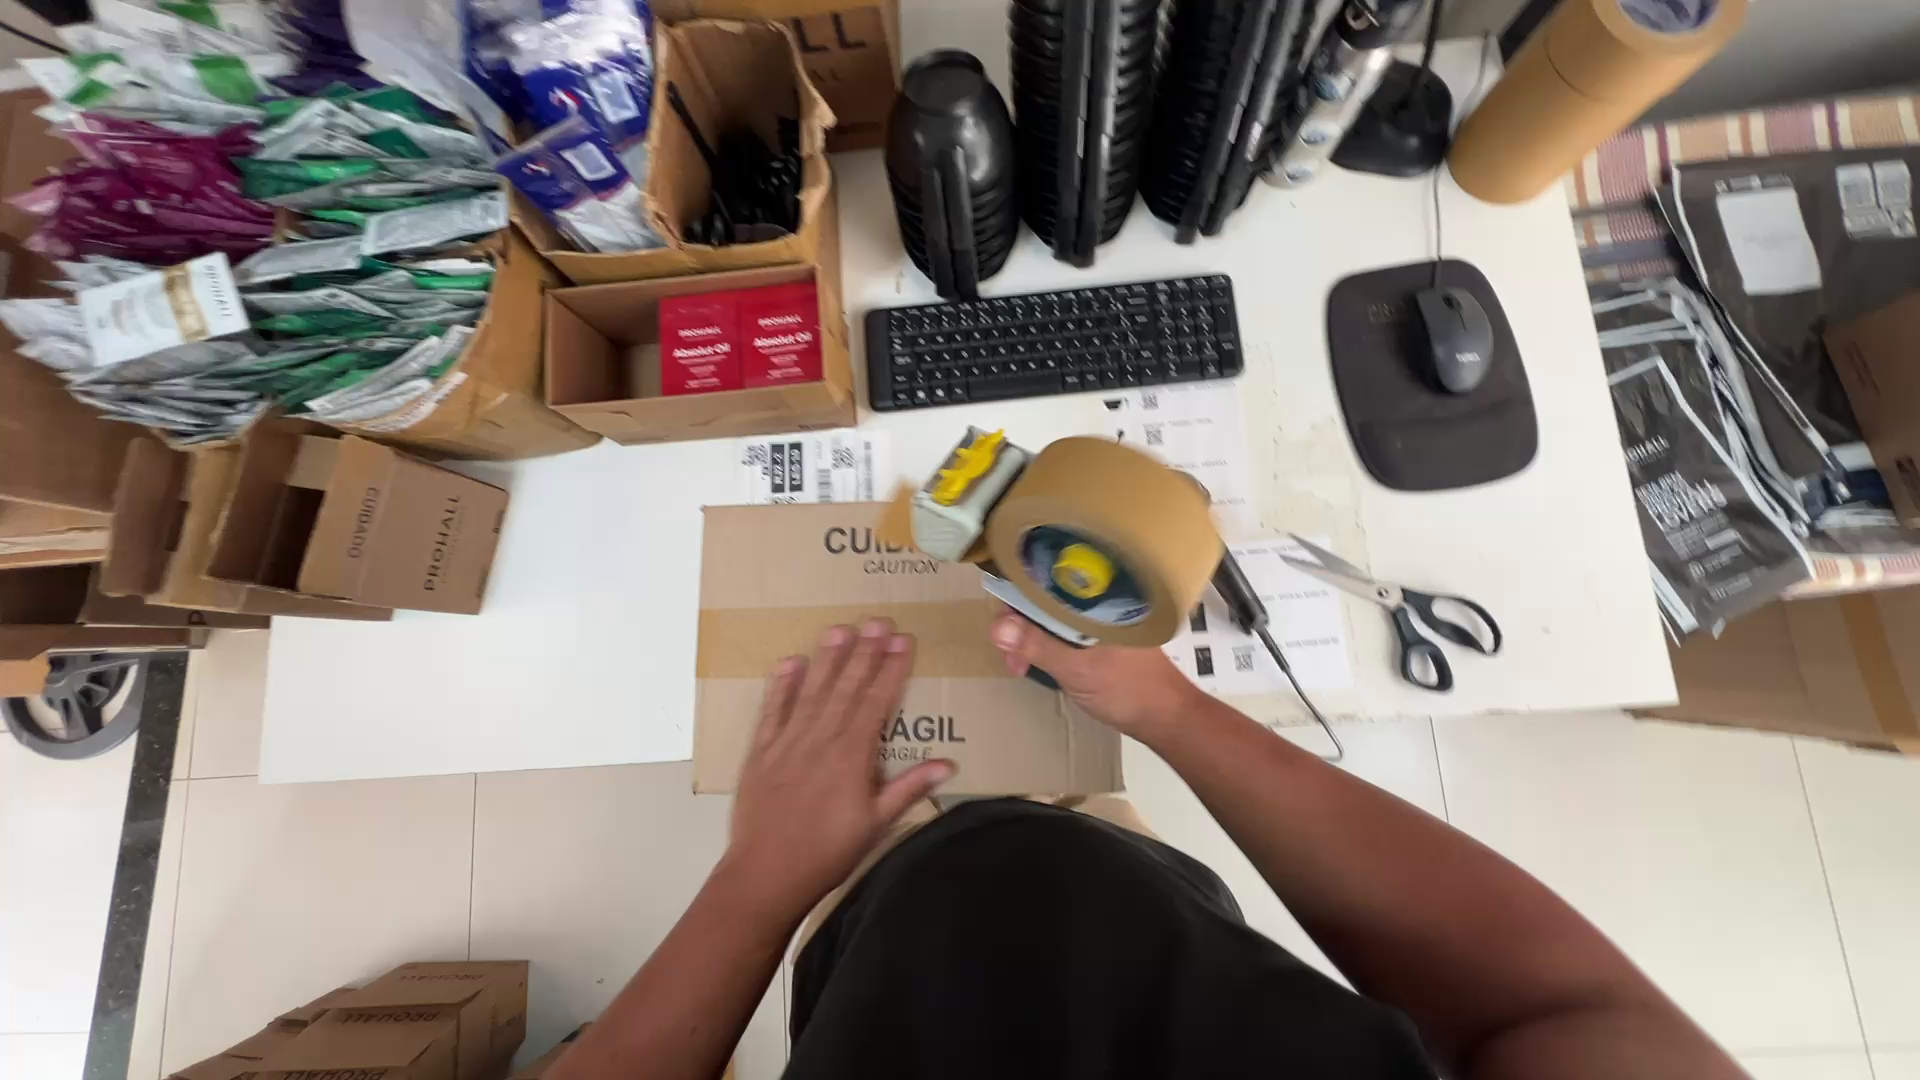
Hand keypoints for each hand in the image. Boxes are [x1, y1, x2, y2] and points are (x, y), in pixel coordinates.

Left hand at [720, 617, 955, 921]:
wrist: (765, 876)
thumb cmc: (827, 854)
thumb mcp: (876, 824)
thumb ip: (909, 789)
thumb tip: (948, 764)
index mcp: (852, 755)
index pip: (876, 701)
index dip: (891, 669)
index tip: (903, 640)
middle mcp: (821, 739)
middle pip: (846, 687)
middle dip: (864, 652)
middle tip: (877, 621)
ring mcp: (788, 742)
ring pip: (811, 691)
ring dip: (827, 658)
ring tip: (840, 628)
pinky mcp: (761, 752)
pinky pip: (772, 711)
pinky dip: (781, 686)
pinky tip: (790, 662)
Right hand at [990, 609, 1200, 736]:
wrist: (1167, 718)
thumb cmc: (1128, 690)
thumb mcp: (1076, 669)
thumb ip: (1038, 645)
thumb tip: (998, 626)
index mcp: (1097, 597)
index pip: (1047, 581)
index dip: (1016, 600)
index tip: (1001, 631)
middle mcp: (1099, 600)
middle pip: (1045, 599)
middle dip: (1020, 625)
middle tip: (1010, 658)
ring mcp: (1099, 619)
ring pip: (1052, 617)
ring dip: (1030, 638)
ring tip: (1020, 666)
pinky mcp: (1100, 636)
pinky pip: (1064, 631)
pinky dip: (1046, 645)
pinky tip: (1037, 664)